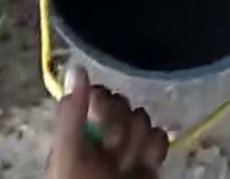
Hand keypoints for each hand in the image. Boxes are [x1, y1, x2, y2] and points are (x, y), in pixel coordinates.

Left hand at [47, 70, 169, 178]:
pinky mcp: (149, 163)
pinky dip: (156, 148)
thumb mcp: (70, 158)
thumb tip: (75, 66)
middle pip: (122, 106)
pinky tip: (147, 164)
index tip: (102, 111)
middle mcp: (100, 143)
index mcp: (75, 140)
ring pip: (142, 118)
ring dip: (139, 138)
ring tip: (130, 163)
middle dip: (122, 123)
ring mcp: (127, 153)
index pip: (95, 97)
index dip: (103, 101)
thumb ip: (72, 114)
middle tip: (115, 148)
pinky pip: (160, 137)